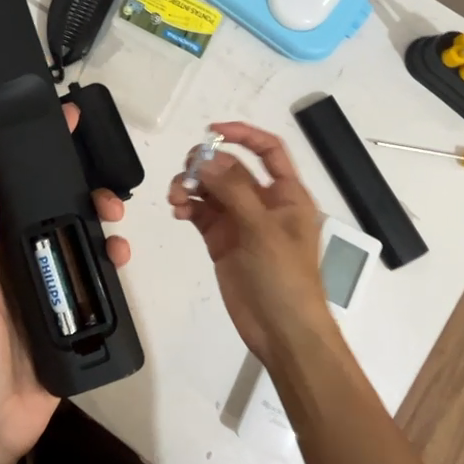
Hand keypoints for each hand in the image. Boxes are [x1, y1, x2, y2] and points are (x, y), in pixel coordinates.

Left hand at [0, 104, 127, 463]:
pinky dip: (111, 263)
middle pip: (55, 209)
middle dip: (81, 189)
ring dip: (100, 220)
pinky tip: (120, 256)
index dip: (34, 157)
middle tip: (104, 188)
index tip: (61, 124)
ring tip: (116, 217)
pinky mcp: (75, 315)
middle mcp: (21, 257)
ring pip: (80, 239)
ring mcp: (50, 285)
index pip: (12, 190)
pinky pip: (97, 281)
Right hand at [168, 121, 329, 365]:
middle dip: (206, 165)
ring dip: (191, 186)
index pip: (268, 150)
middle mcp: (263, 202)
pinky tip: (179, 212)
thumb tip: (206, 158)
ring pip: (210, 189)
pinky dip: (187, 207)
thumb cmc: (285, 278)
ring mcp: (241, 222)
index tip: (211, 131)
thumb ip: (234, 190)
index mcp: (287, 194)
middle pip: (231, 167)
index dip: (243, 134)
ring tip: (176, 198)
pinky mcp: (221, 240)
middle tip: (186, 172)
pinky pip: (200, 212)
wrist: (282, 332)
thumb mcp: (263, 230)